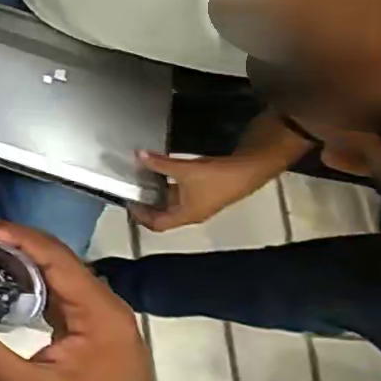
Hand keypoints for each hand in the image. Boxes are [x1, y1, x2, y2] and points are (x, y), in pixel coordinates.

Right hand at [0, 220, 164, 380]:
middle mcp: (105, 305)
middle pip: (55, 254)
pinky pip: (59, 285)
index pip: (51, 256)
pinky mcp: (94, 325)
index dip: (9, 235)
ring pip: (57, 266)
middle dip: (10, 236)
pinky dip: (29, 272)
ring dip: (18, 251)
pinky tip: (2, 273)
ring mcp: (102, 314)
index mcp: (99, 313)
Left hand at [129, 151, 275, 232]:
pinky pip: (178, 195)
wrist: (252, 169)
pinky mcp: (204, 194)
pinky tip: (157, 174)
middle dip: (145, 206)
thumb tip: (139, 155)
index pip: (158, 224)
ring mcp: (199, 204)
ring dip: (155, 195)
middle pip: (162, 216)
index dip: (140, 216)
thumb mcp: (183, 169)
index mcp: (187, 215)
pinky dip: (166, 188)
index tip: (127, 202)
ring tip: (139, 182)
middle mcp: (193, 213)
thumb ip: (158, 164)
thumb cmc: (218, 176)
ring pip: (170, 204)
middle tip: (130, 191)